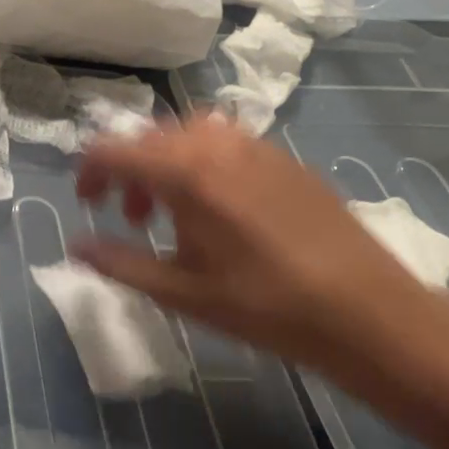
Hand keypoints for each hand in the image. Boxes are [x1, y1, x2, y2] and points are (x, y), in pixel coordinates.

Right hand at [71, 115, 439, 374]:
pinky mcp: (287, 160)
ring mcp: (257, 147)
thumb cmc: (268, 308)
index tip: (87, 204)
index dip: (89, 172)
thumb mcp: (184, 294)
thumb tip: (75, 246)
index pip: (114, 150)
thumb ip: (122, 264)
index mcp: (187, 173)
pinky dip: (203, 163)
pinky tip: (222, 211)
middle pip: (149, 137)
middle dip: (129, 171)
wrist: (373, 315)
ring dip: (166, 163)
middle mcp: (217, 146)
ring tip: (175, 210)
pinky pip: (226, 143)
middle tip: (132, 218)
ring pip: (188, 133)